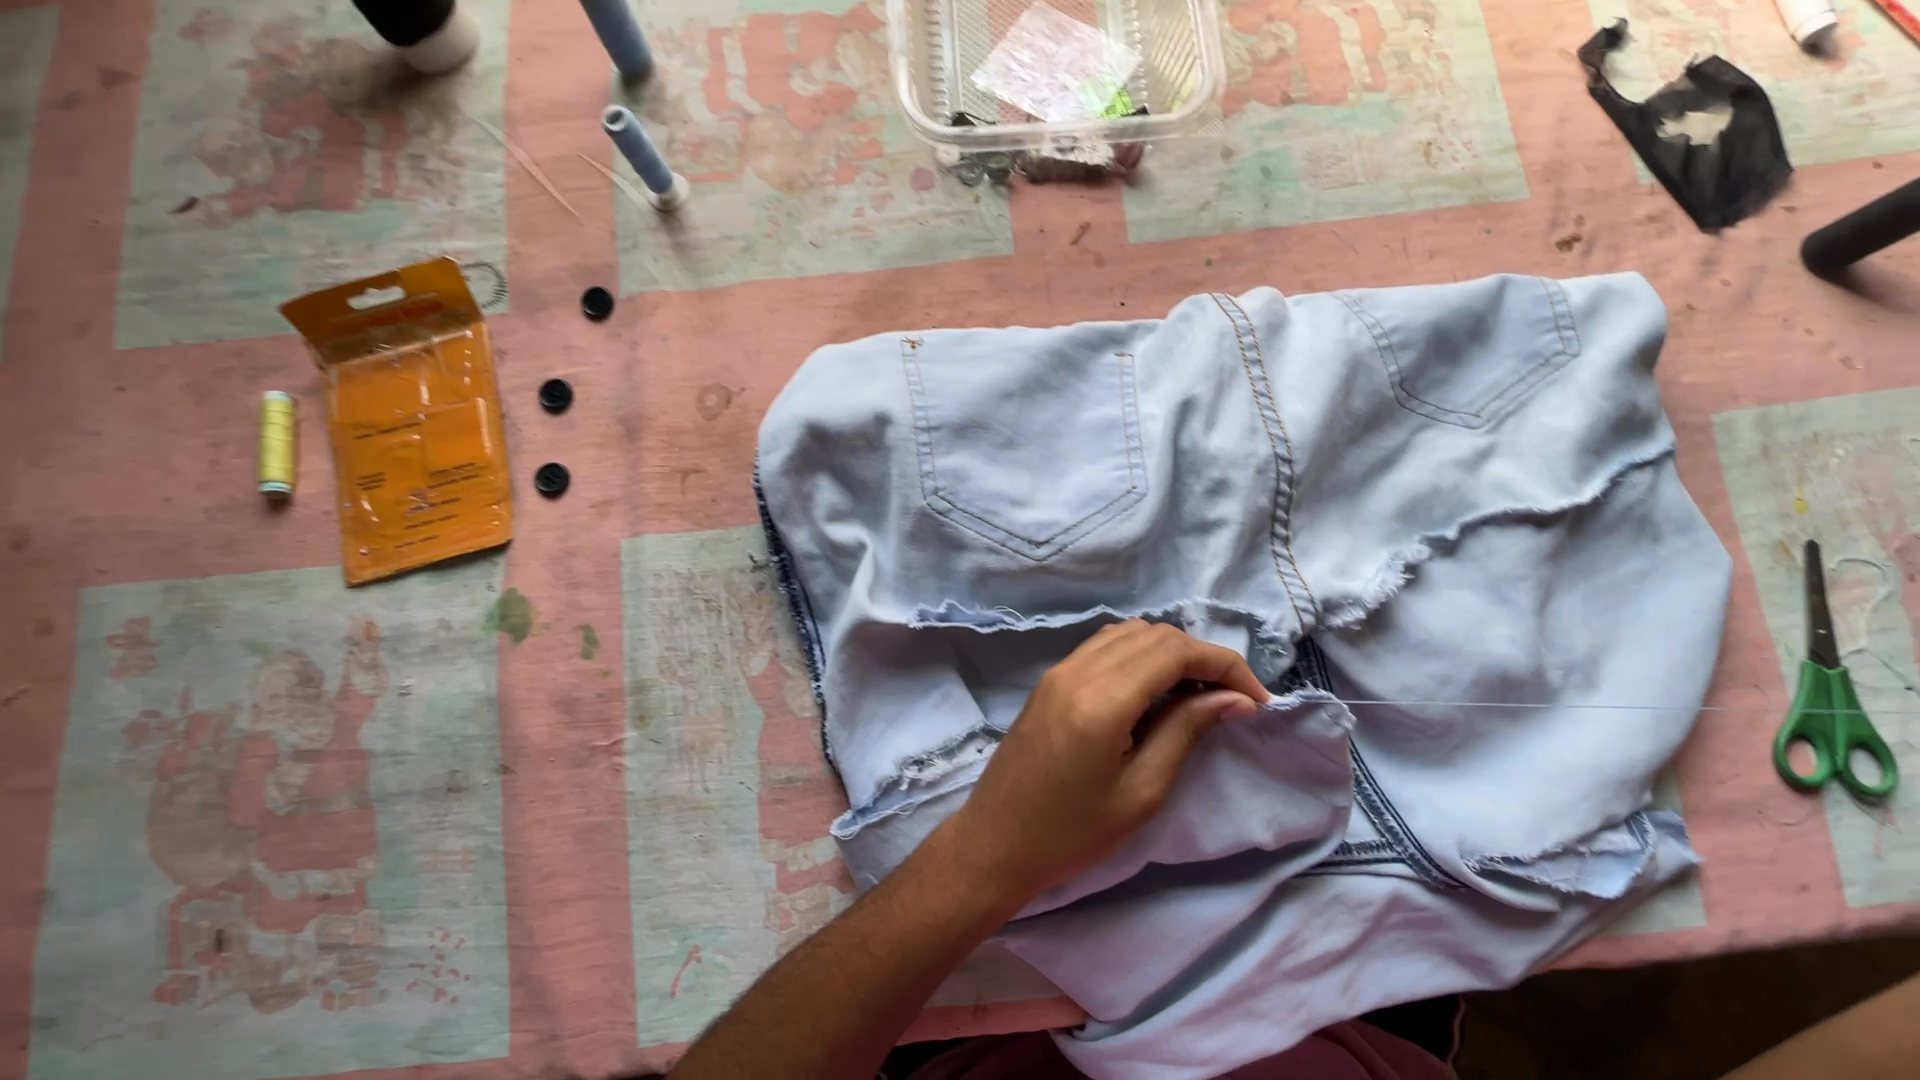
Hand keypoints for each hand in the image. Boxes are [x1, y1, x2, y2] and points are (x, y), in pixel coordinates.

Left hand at [938, 620, 1268, 904]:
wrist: (995, 843)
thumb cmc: (1071, 834)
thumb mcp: (1140, 791)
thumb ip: (1186, 732)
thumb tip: (1235, 700)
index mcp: (1101, 699)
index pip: (1176, 652)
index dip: (1225, 666)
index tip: (1256, 701)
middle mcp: (1078, 670)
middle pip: (1156, 635)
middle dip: (1203, 658)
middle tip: (1232, 701)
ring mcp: (1059, 671)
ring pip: (1129, 634)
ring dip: (1171, 653)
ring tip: (1198, 696)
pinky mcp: (1050, 680)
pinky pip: (1105, 646)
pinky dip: (1140, 655)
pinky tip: (1156, 691)